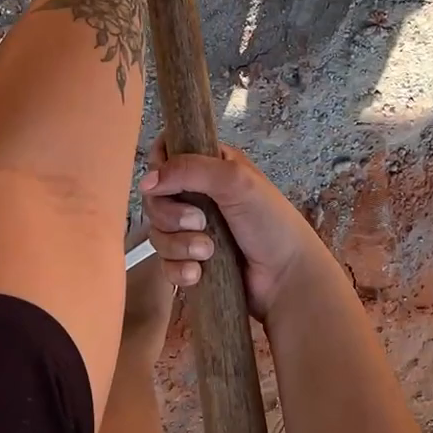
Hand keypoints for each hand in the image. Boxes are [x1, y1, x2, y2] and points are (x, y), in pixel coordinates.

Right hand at [139, 140, 330, 320]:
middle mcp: (197, 193)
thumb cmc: (270, 222)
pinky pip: (164, 263)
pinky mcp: (190, 260)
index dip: (160, 167)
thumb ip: (190, 170)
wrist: (286, 278)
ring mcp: (192, 229)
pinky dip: (179, 269)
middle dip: (171, 214)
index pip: (166, 153)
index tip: (167, 182)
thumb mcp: (235, 181)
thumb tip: (146, 180)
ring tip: (208, 251)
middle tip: (200, 222)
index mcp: (209, 164)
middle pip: (155, 197)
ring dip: (179, 245)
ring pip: (158, 232)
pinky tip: (199, 273)